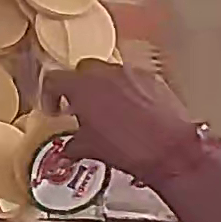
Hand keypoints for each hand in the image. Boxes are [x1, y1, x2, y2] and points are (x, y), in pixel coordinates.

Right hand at [45, 61, 204, 178]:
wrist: (170, 151)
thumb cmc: (127, 148)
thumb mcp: (89, 148)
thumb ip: (72, 144)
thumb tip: (69, 149)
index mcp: (82, 87)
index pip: (54, 80)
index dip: (50, 95)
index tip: (54, 109)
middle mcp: (105, 73)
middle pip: (83, 70)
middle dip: (79, 87)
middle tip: (79, 107)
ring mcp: (132, 74)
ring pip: (109, 73)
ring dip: (104, 89)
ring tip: (107, 112)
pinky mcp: (154, 80)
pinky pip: (133, 80)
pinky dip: (128, 92)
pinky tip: (131, 113)